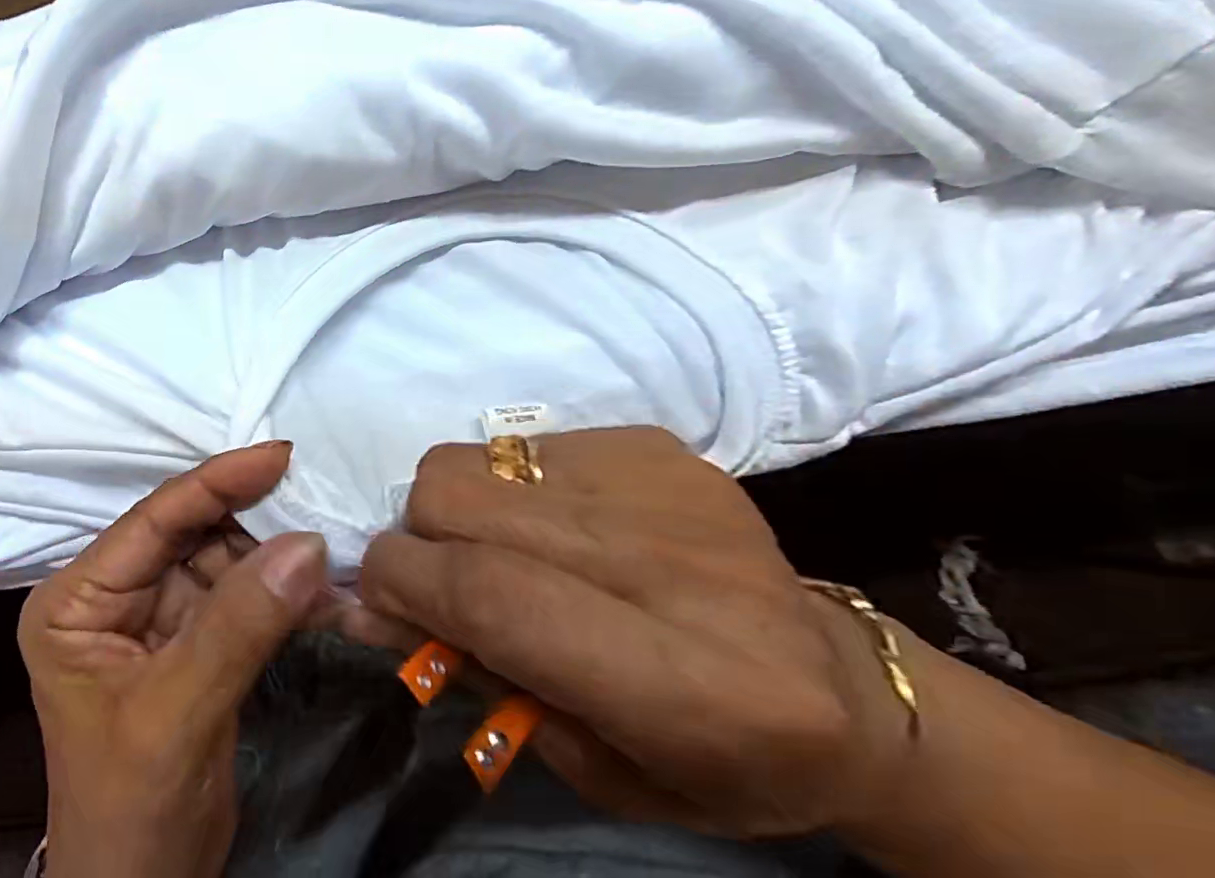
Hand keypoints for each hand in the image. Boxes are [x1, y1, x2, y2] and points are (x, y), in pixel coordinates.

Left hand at [18, 441, 329, 877]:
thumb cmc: (129, 805)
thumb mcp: (176, 712)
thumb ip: (238, 625)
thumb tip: (307, 544)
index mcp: (78, 598)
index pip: (153, 520)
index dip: (217, 482)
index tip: (279, 454)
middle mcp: (116, 594)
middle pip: (193, 533)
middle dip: (255, 519)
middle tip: (318, 499)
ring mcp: (159, 616)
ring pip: (226, 560)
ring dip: (278, 557)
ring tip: (332, 547)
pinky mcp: (196, 641)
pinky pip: (245, 598)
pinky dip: (284, 595)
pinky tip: (325, 593)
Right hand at [357, 427, 912, 836]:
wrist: (843, 691)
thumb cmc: (716, 765)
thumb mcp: (592, 769)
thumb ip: (478, 677)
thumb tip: (370, 603)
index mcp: (682, 685)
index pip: (492, 595)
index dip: (404, 583)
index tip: (375, 598)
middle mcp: (674, 565)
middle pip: (464, 499)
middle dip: (419, 538)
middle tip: (444, 578)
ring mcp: (667, 486)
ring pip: (478, 457)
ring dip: (459, 506)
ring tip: (499, 548)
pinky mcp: (660, 446)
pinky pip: (525, 444)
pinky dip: (511, 486)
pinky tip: (557, 525)